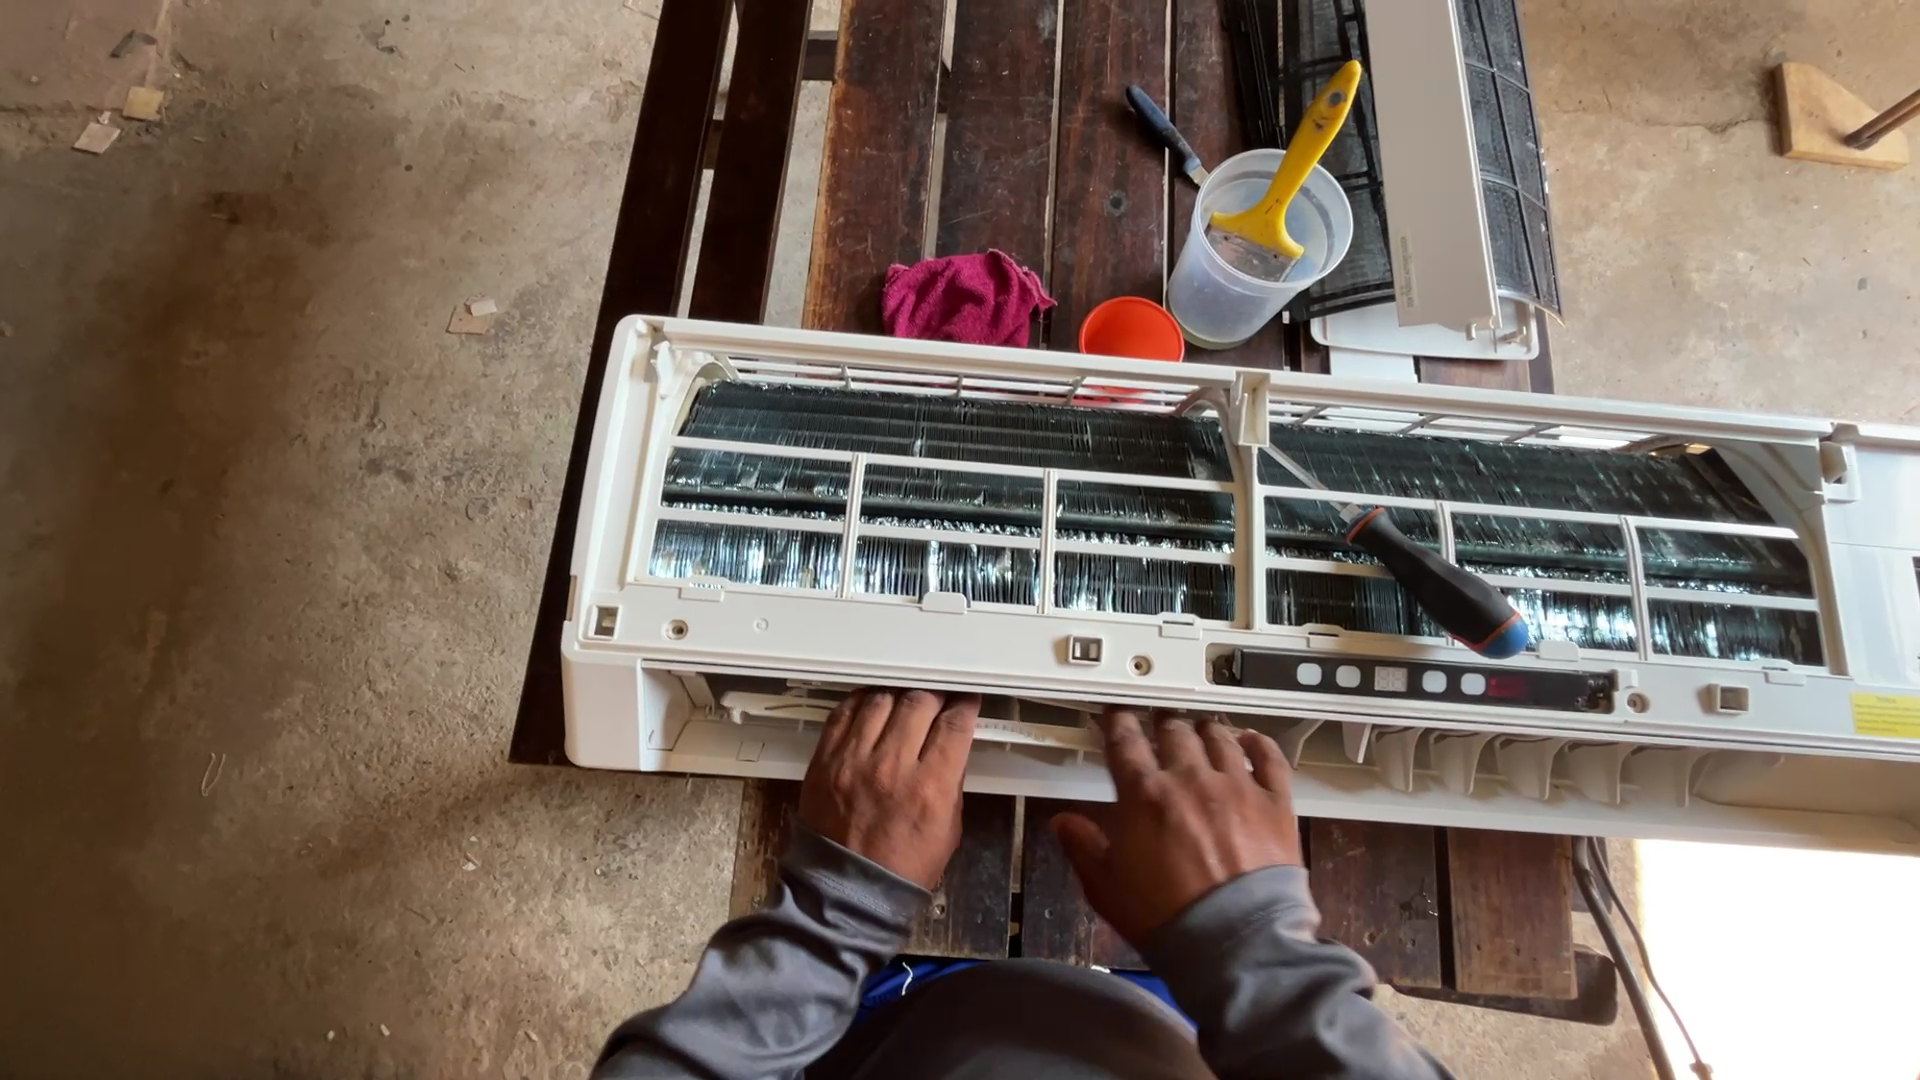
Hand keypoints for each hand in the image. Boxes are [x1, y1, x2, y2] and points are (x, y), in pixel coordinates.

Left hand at [799, 688, 979, 889]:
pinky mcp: (825, 758)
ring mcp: (853, 759)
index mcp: (930, 787)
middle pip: (920, 701)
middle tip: (939, 696)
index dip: (966, 704)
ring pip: (883, 698)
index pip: (954, 724)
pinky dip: (864, 700)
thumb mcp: (949, 827)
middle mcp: (892, 765)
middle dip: (936, 694)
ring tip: (907, 697)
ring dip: (900, 693)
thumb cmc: (904, 865)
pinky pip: (845, 711)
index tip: (967, 699)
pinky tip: (875, 702)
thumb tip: (953, 737)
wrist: (846, 890)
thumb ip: (952, 778)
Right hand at [1051, 708, 1301, 942]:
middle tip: (1158, 726)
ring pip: (1218, 737)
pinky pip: (1270, 759)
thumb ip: (1082, 848)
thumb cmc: (1168, 918)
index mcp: (1144, 794)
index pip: (1124, 740)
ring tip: (1200, 731)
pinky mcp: (1275, 804)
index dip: (1117, 722)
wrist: (1239, 947)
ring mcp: (1236, 787)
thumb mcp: (1107, 888)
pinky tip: (1252, 740)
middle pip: (1173, 731)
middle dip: (1161, 724)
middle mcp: (1190, 779)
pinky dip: (1260, 744)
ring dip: (1205, 730)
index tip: (1115, 715)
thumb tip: (1062, 822)